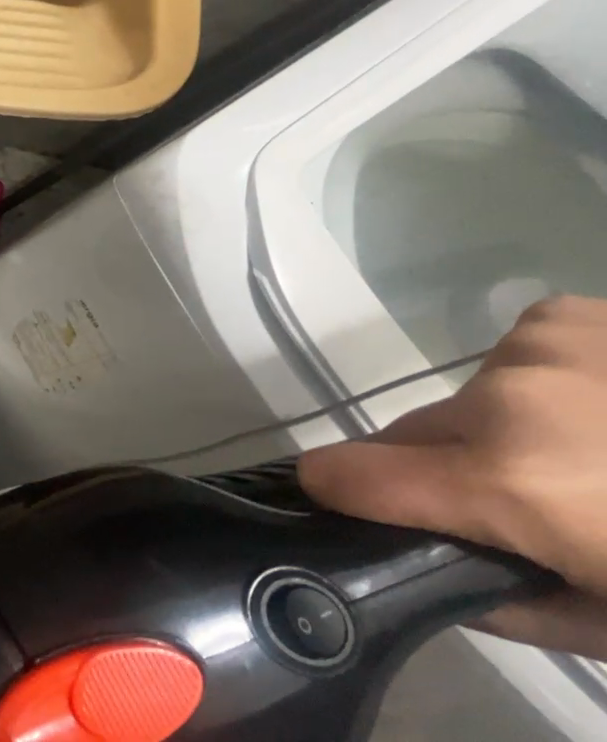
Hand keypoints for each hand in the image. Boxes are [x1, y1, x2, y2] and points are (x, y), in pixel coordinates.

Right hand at [299, 295, 606, 658]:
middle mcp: (503, 400)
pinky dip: (542, 388)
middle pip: (406, 438)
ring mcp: (538, 347)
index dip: (342, 501)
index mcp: (507, 480)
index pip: (337, 474)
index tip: (363, 518)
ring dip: (498, 433)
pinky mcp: (570, 318)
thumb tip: (421, 571)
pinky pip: (516, 358)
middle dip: (440, 474)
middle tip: (525, 513)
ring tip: (595, 460)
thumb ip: (498, 601)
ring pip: (466, 402)